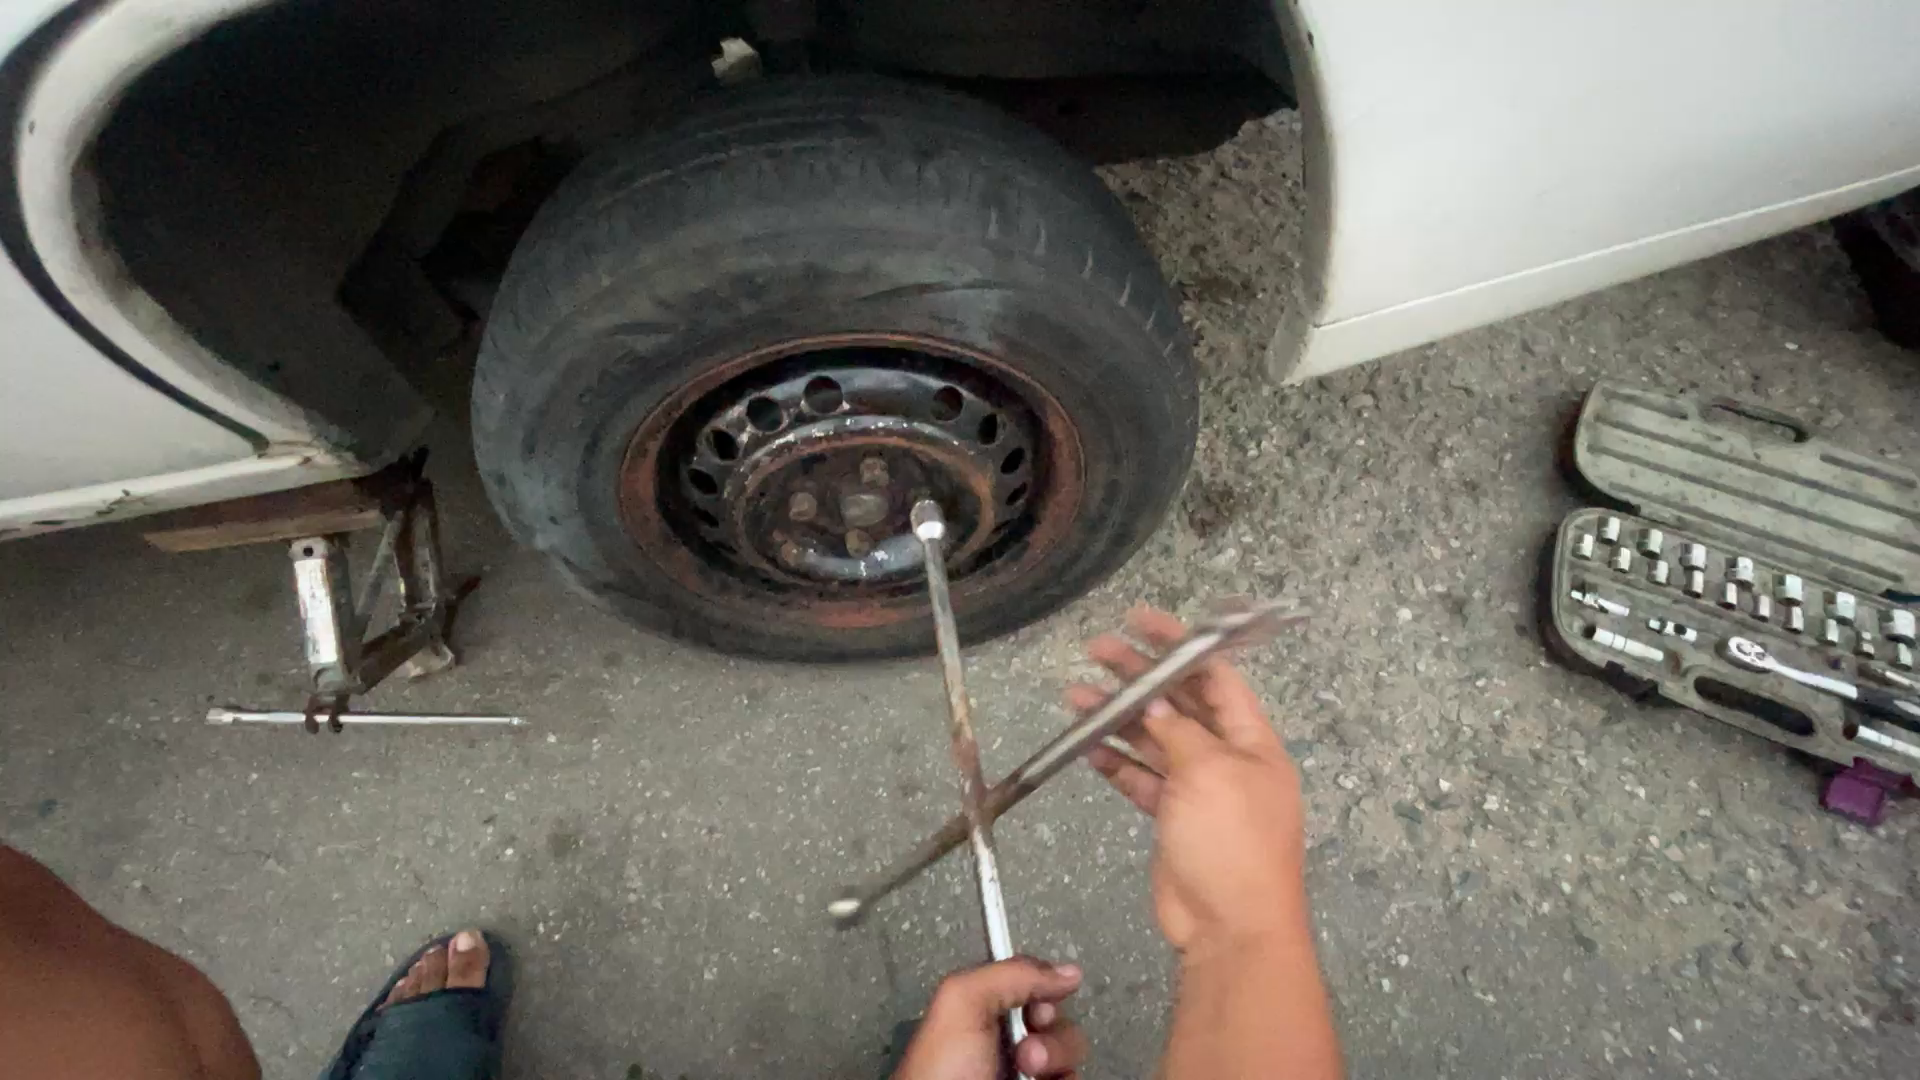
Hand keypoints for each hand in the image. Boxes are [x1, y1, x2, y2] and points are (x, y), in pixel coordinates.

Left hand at [890, 957, 1087, 1079]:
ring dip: (1059, 1060)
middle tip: (1027, 1054)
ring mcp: (1025, 1074)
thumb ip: (1012, 974)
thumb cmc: (942, 1071)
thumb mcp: (963, 1002)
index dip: (1046, 990)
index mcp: (987, 1008)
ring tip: (1030, 1076)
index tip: (1038, 1008)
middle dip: (1053, 1034)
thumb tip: (1068, 972)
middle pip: (1058, 1020)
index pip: (1036, 984)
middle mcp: (1010, 1038)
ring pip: (1070, 1056)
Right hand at [1071, 608, 1306, 959]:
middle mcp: (1225, 757)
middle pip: (1177, 703)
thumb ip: (1177, 731)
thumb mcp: (1210, 774)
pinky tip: (1088, 746)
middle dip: (1138, 675)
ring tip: (1077, 694)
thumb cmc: (1232, 844)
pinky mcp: (1171, 815)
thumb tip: (1152, 702)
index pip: (1214, 676)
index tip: (1142, 621)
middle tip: (1097, 650)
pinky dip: (1115, 761)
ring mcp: (1197, 787)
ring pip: (1152, 738)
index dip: (1180, 645)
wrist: (1229, 928)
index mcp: (1251, 741)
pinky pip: (1140, 777)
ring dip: (1117, 717)